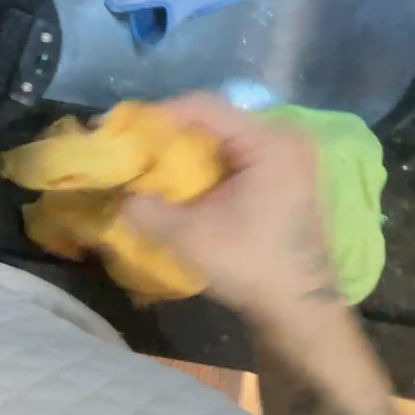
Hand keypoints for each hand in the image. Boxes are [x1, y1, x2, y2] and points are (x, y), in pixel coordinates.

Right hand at [122, 93, 336, 321]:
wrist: (300, 307)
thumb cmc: (251, 266)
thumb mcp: (186, 237)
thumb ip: (142, 207)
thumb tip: (114, 189)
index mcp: (269, 142)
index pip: (201, 107)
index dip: (154, 115)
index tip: (117, 130)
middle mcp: (284, 136)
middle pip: (210, 116)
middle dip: (164, 132)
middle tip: (128, 146)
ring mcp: (286, 153)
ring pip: (218, 132)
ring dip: (180, 145)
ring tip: (146, 160)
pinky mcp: (282, 170)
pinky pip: (231, 148)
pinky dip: (200, 157)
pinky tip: (176, 176)